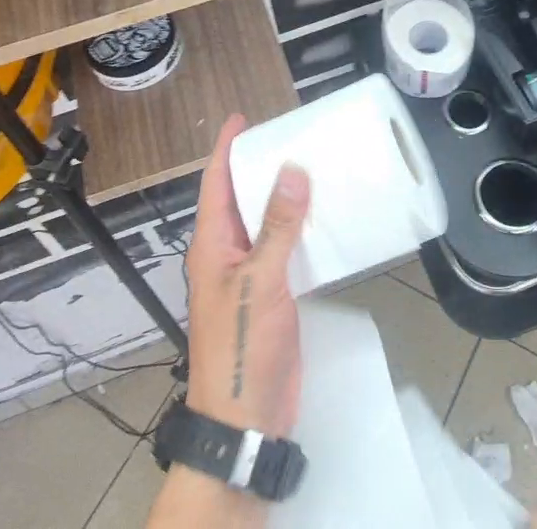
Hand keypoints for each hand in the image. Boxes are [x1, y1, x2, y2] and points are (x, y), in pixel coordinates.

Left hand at [184, 115, 310, 437]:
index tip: (243, 118)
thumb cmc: (242, 345)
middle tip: (292, 137)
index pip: (216, 184)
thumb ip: (277, 227)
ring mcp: (249, 277)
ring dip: (283, 199)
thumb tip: (292, 170)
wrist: (246, 417)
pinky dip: (300, 232)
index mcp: (211, 245)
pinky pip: (284, 252)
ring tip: (314, 169)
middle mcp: (226, 255)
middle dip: (260, 168)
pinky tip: (325, 221)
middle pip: (240, 200)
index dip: (227, 150)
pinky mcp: (272, 297)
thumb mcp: (261, 280)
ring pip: (265, 225)